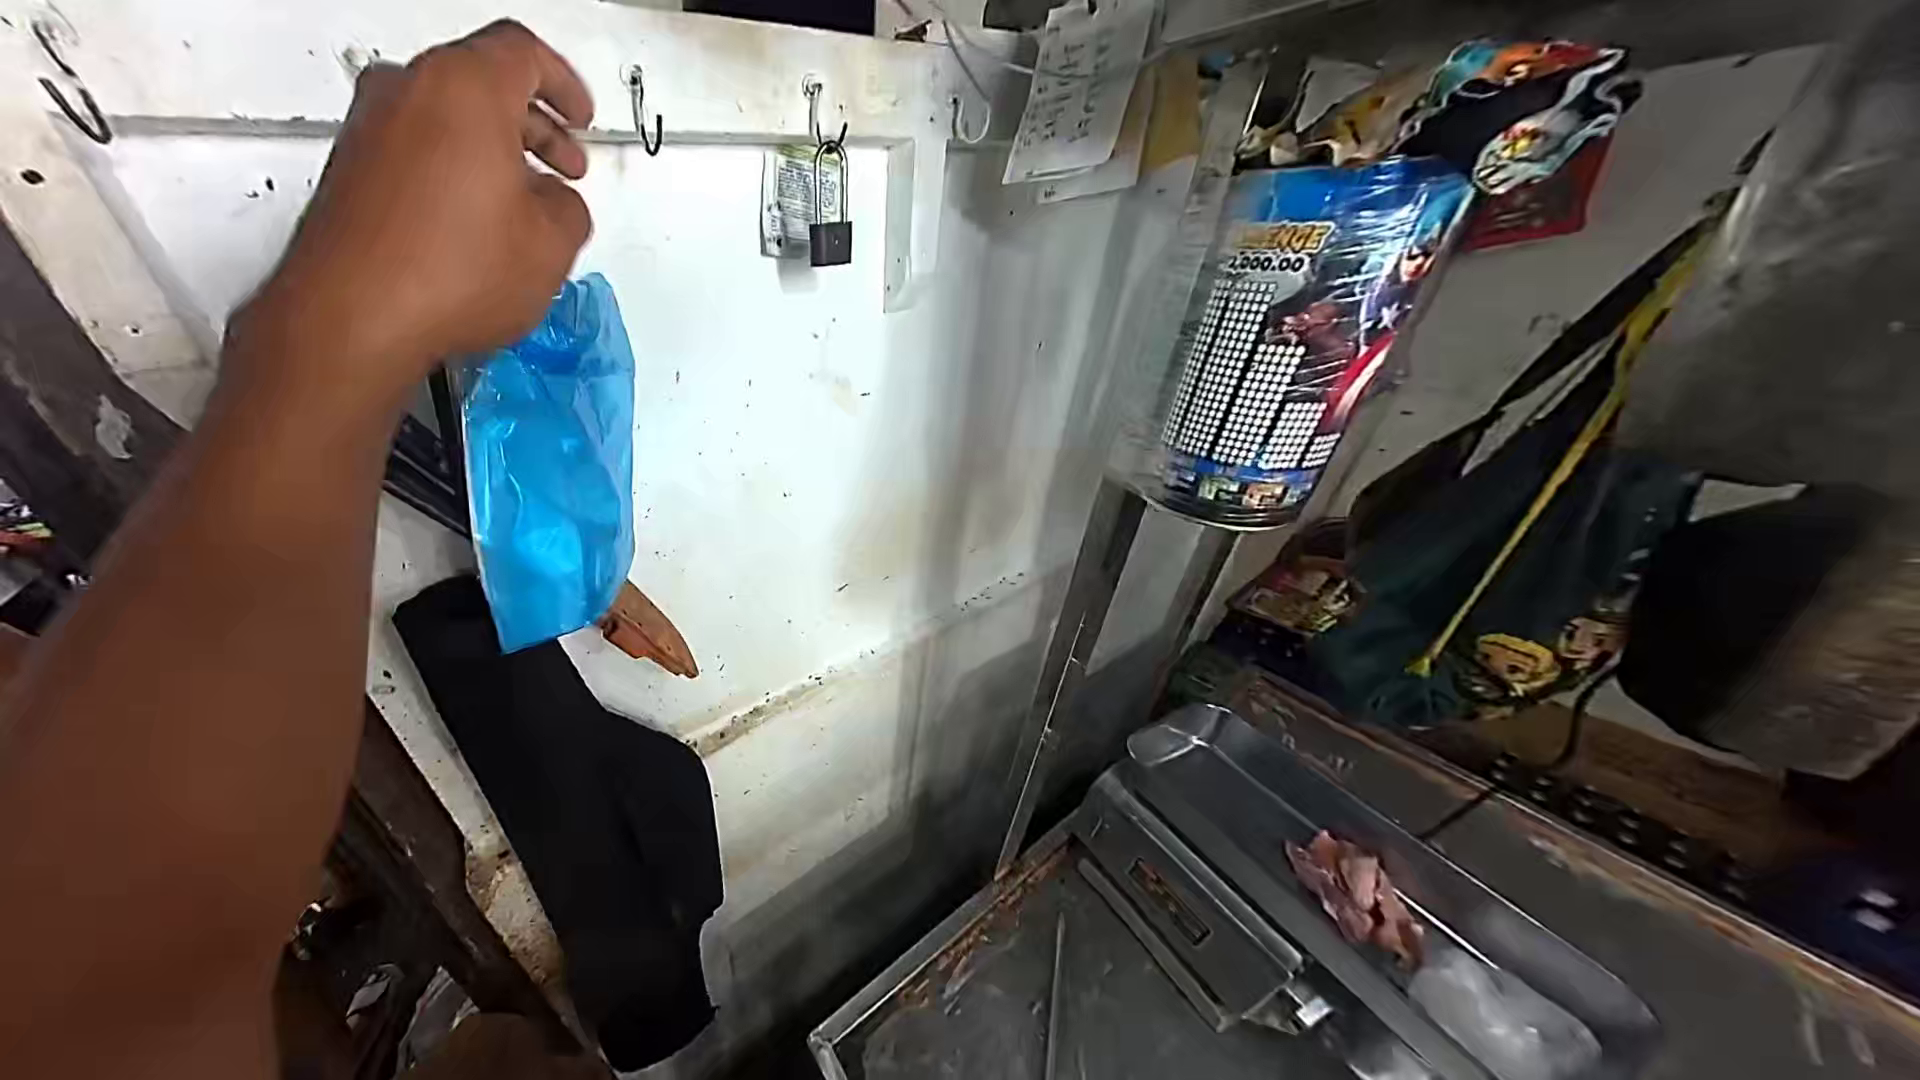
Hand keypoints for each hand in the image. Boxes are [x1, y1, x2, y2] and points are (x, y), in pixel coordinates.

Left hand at [227, 20, 593, 412]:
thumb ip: (570, 207)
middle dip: (537, 123)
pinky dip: (465, 165)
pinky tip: (490, 217)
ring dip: (502, 148)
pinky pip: (424, 145)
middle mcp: (407, 91)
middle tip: (569, 164)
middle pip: (483, 80)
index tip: (583, 116)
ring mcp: (372, 127)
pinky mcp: (356, 165)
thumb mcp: (554, 243)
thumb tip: (556, 200)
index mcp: (464, 91)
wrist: (359, 312)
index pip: (522, 53)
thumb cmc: (460, 269)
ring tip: (535, 199)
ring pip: (451, 114)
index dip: (565, 83)